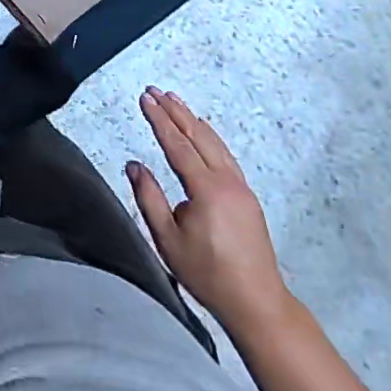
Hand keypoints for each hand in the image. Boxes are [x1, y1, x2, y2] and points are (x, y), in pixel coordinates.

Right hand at [127, 88, 291, 324]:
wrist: (255, 300)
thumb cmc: (207, 273)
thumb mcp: (168, 239)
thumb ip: (149, 198)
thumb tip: (135, 165)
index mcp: (206, 189)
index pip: (177, 145)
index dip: (159, 120)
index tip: (144, 99)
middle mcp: (227, 181)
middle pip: (198, 136)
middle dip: (175, 111)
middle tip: (155, 91)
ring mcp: (240, 187)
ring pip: (215, 143)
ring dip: (193, 120)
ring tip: (176, 102)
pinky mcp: (246, 196)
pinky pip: (225, 155)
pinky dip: (210, 137)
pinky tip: (203, 132)